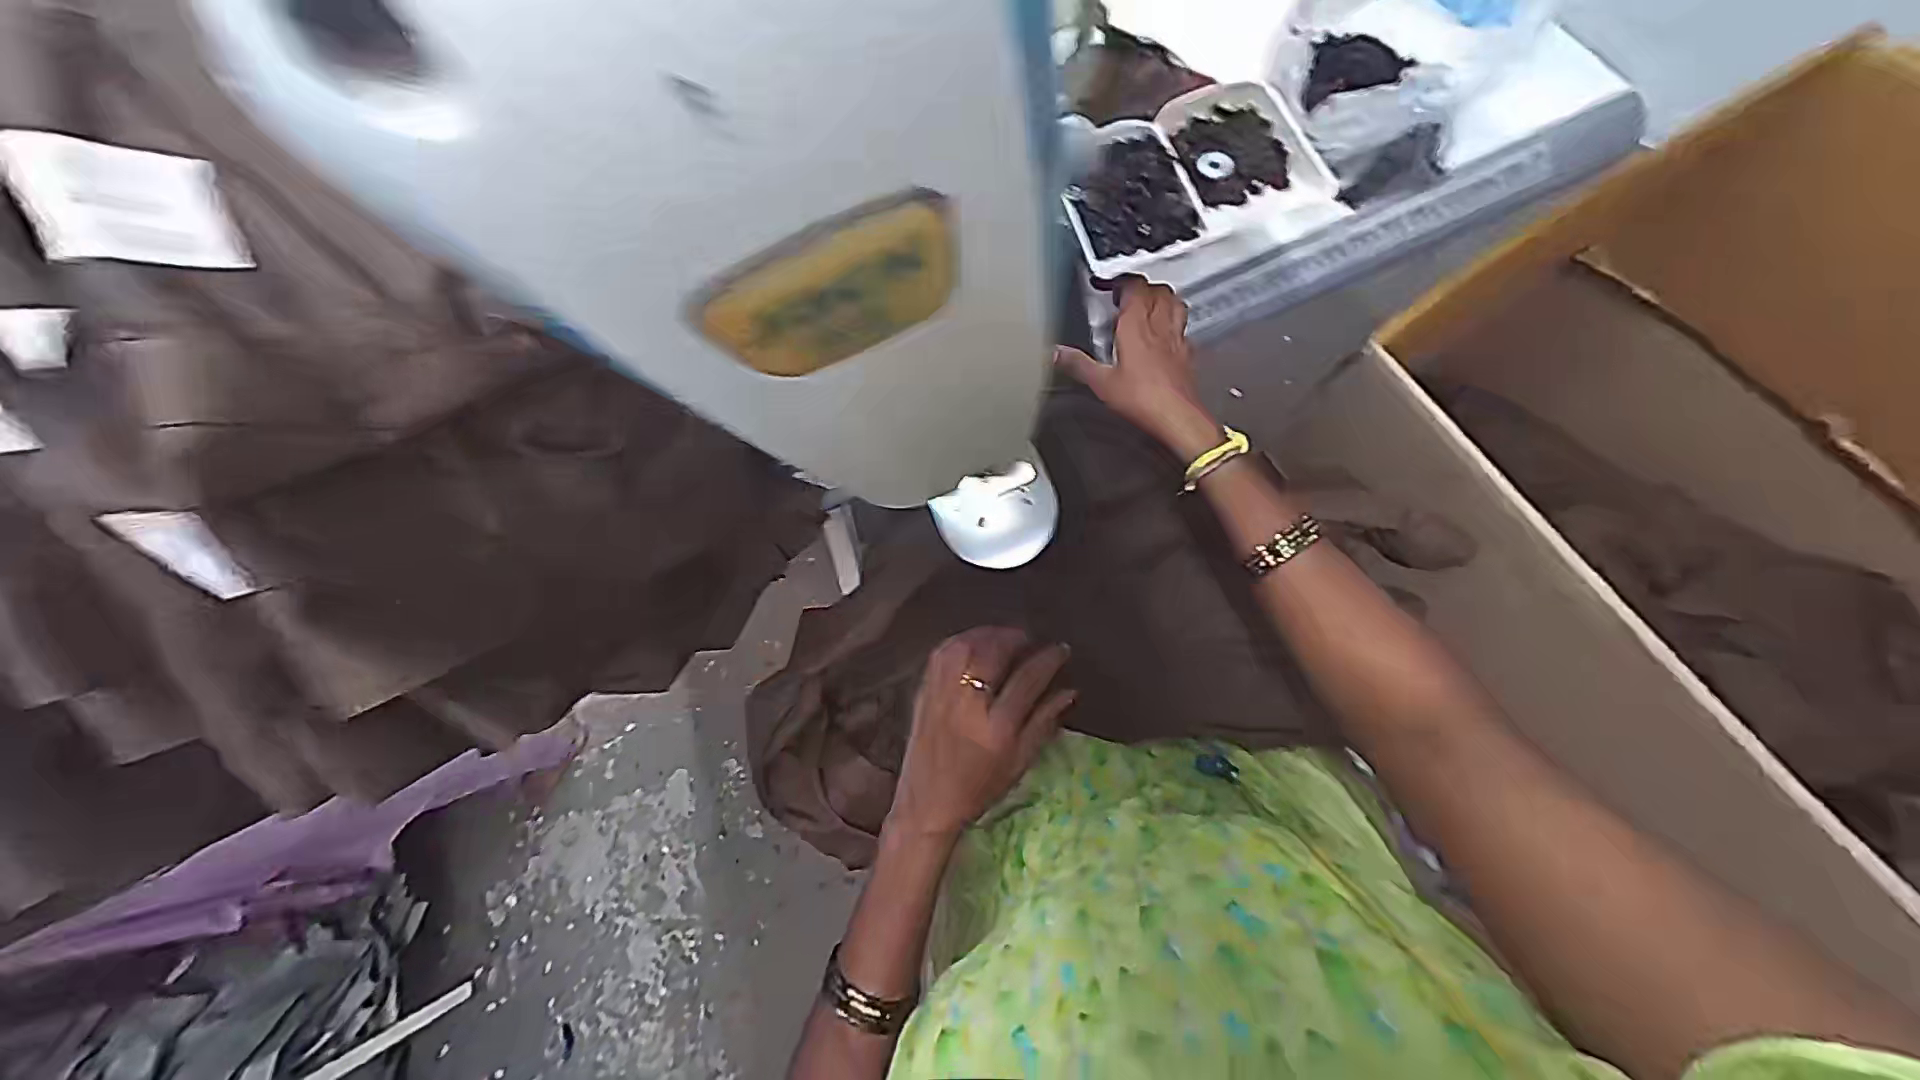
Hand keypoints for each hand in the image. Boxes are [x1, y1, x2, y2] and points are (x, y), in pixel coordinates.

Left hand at [888, 627, 1075, 840]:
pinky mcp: (924, 692)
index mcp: (996, 727)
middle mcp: (967, 705)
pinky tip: (974, 642)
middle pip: (993, 653)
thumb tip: (1070, 691)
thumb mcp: (1020, 761)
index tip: (1060, 649)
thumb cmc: (979, 787)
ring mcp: (942, 695)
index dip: (1048, 659)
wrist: (927, 803)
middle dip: (1016, 638)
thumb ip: (1044, 722)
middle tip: (1030, 639)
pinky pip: (942, 653)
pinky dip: (961, 640)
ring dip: (988, 634)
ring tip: (1004, 636)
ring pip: (965, 647)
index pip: (1027, 679)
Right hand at [1055, 275, 1223, 459]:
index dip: (1120, 281)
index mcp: (1136, 325)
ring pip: (1175, 302)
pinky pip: (1182, 328)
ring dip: (1161, 298)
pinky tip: (1165, 335)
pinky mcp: (1186, 354)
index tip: (1107, 285)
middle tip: (1125, 294)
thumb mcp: (1101, 382)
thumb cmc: (1145, 399)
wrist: (1177, 416)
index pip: (1134, 286)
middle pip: (1157, 289)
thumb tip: (1058, 354)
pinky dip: (1173, 323)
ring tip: (1149, 303)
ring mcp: (1176, 339)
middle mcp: (1159, 326)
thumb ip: (1078, 364)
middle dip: (1140, 287)